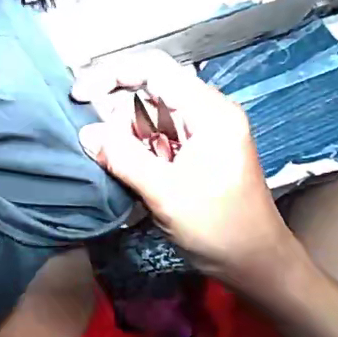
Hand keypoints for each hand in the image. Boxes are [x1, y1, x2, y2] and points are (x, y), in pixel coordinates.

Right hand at [73, 50, 303, 290]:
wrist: (258, 265)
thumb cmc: (221, 229)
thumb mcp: (166, 193)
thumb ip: (124, 158)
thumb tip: (86, 134)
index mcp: (210, 113)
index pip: (155, 70)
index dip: (112, 75)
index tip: (79, 95)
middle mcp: (207, 114)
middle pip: (150, 90)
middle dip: (115, 110)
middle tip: (92, 138)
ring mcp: (202, 133)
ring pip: (150, 115)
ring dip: (124, 132)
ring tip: (107, 157)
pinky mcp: (195, 152)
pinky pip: (157, 136)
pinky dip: (136, 146)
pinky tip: (122, 164)